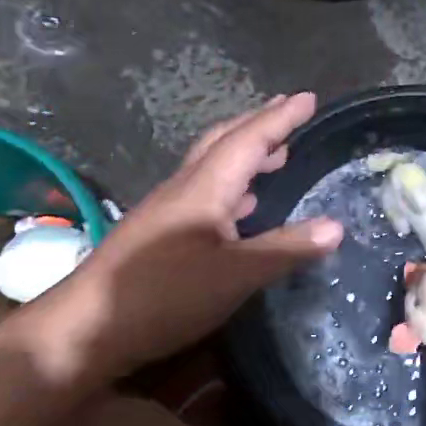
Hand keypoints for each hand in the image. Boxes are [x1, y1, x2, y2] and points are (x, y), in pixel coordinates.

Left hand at [54, 93, 342, 372]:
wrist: (88, 326)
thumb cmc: (163, 294)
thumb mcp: (234, 275)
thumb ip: (284, 249)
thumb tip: (337, 225)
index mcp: (204, 188)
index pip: (249, 140)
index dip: (281, 119)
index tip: (309, 98)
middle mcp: (184, 189)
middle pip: (223, 143)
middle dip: (258, 125)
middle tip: (290, 116)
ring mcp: (167, 211)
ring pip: (211, 167)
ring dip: (244, 155)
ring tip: (274, 157)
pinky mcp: (159, 234)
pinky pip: (204, 193)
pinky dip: (230, 187)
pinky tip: (240, 208)